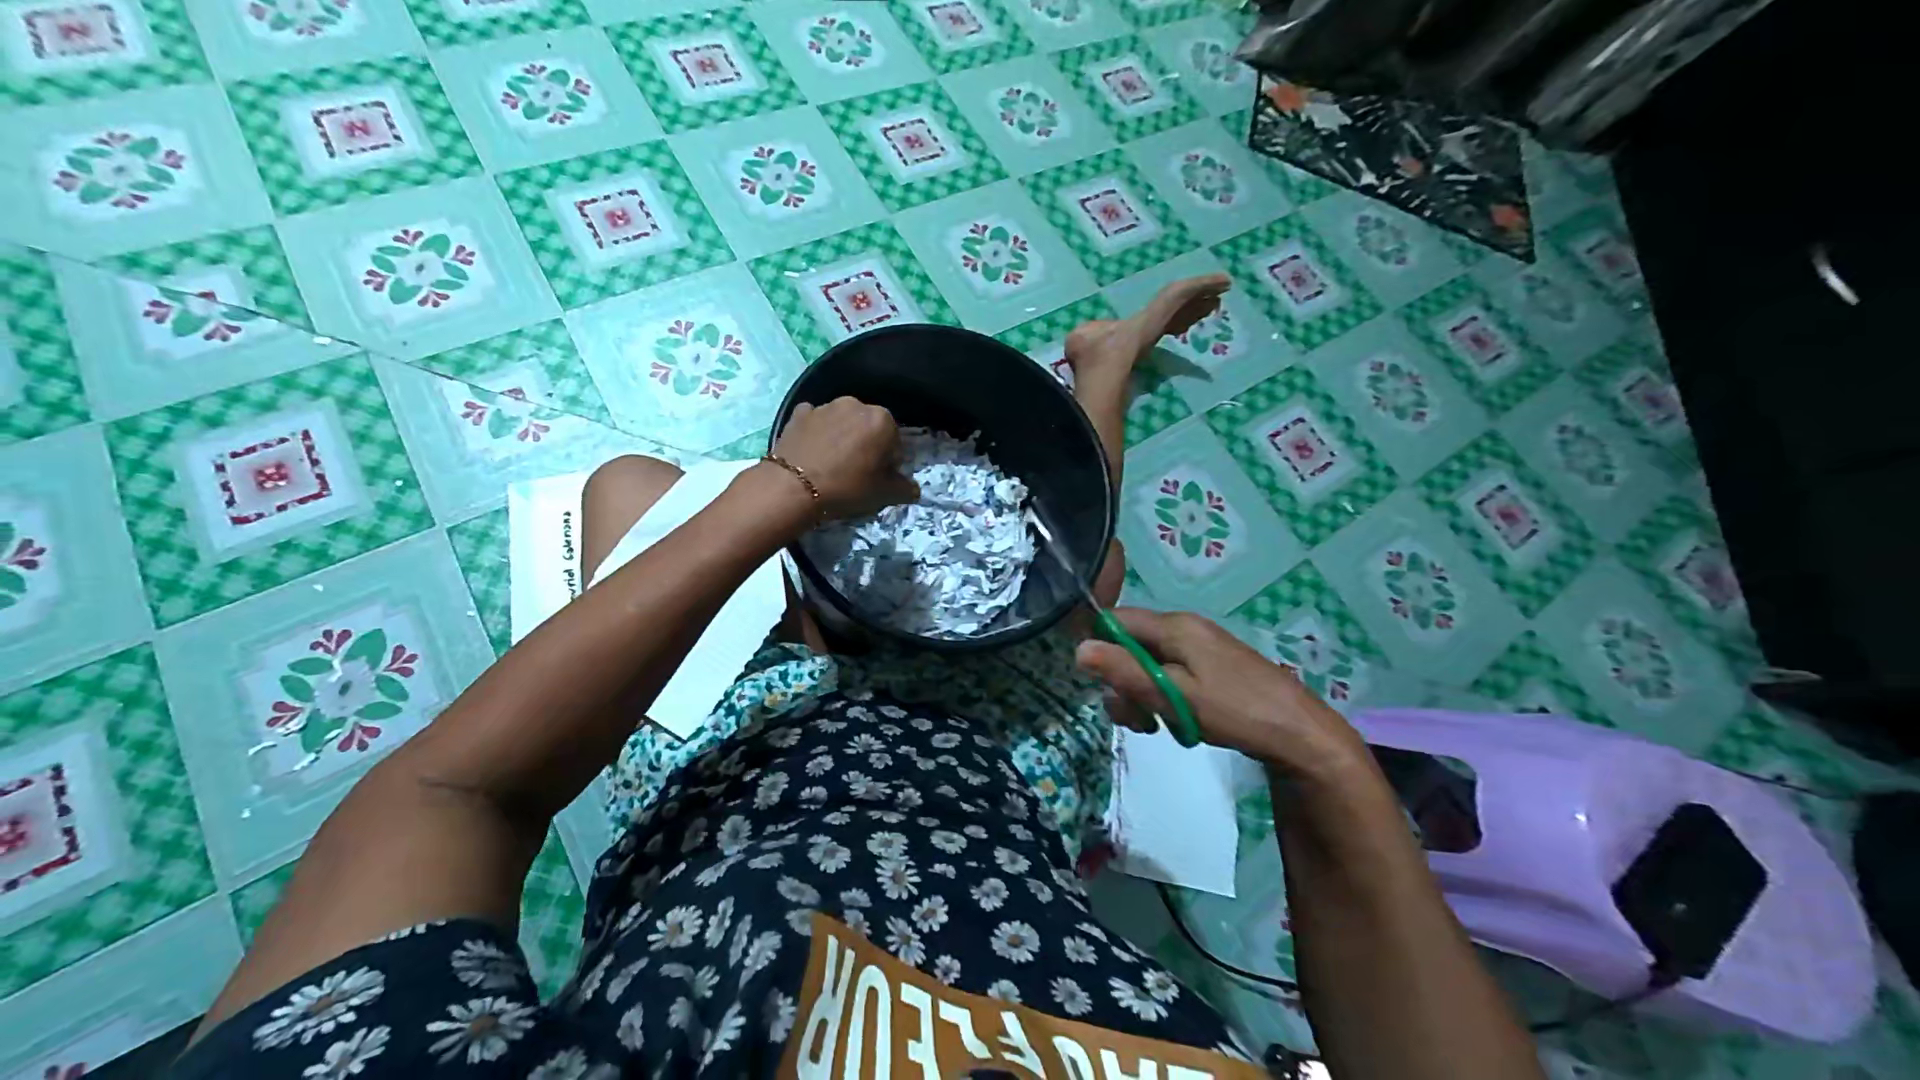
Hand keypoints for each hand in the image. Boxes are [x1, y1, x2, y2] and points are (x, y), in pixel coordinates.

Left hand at [771, 397, 919, 519]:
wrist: (793, 488)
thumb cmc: (847, 488)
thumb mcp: (884, 494)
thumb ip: (905, 488)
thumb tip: (913, 489)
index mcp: (882, 420)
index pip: (894, 441)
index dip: (889, 461)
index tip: (878, 478)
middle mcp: (856, 404)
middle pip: (868, 426)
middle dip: (866, 444)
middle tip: (856, 471)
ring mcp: (825, 406)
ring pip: (842, 421)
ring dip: (842, 436)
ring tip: (832, 463)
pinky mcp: (799, 413)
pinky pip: (815, 420)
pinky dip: (816, 431)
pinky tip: (812, 452)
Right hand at [1075, 608, 1368, 774]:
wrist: (1300, 734)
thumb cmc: (1234, 710)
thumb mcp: (1173, 695)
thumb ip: (1126, 672)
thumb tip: (1078, 649)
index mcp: (1175, 626)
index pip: (1115, 619)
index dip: (1100, 648)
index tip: (1103, 685)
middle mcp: (1185, 628)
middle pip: (1130, 644)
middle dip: (1122, 681)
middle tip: (1135, 720)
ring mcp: (1200, 647)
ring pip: (1148, 663)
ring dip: (1142, 694)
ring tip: (1156, 726)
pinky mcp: (1211, 667)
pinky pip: (1170, 674)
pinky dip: (1163, 697)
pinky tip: (1175, 722)